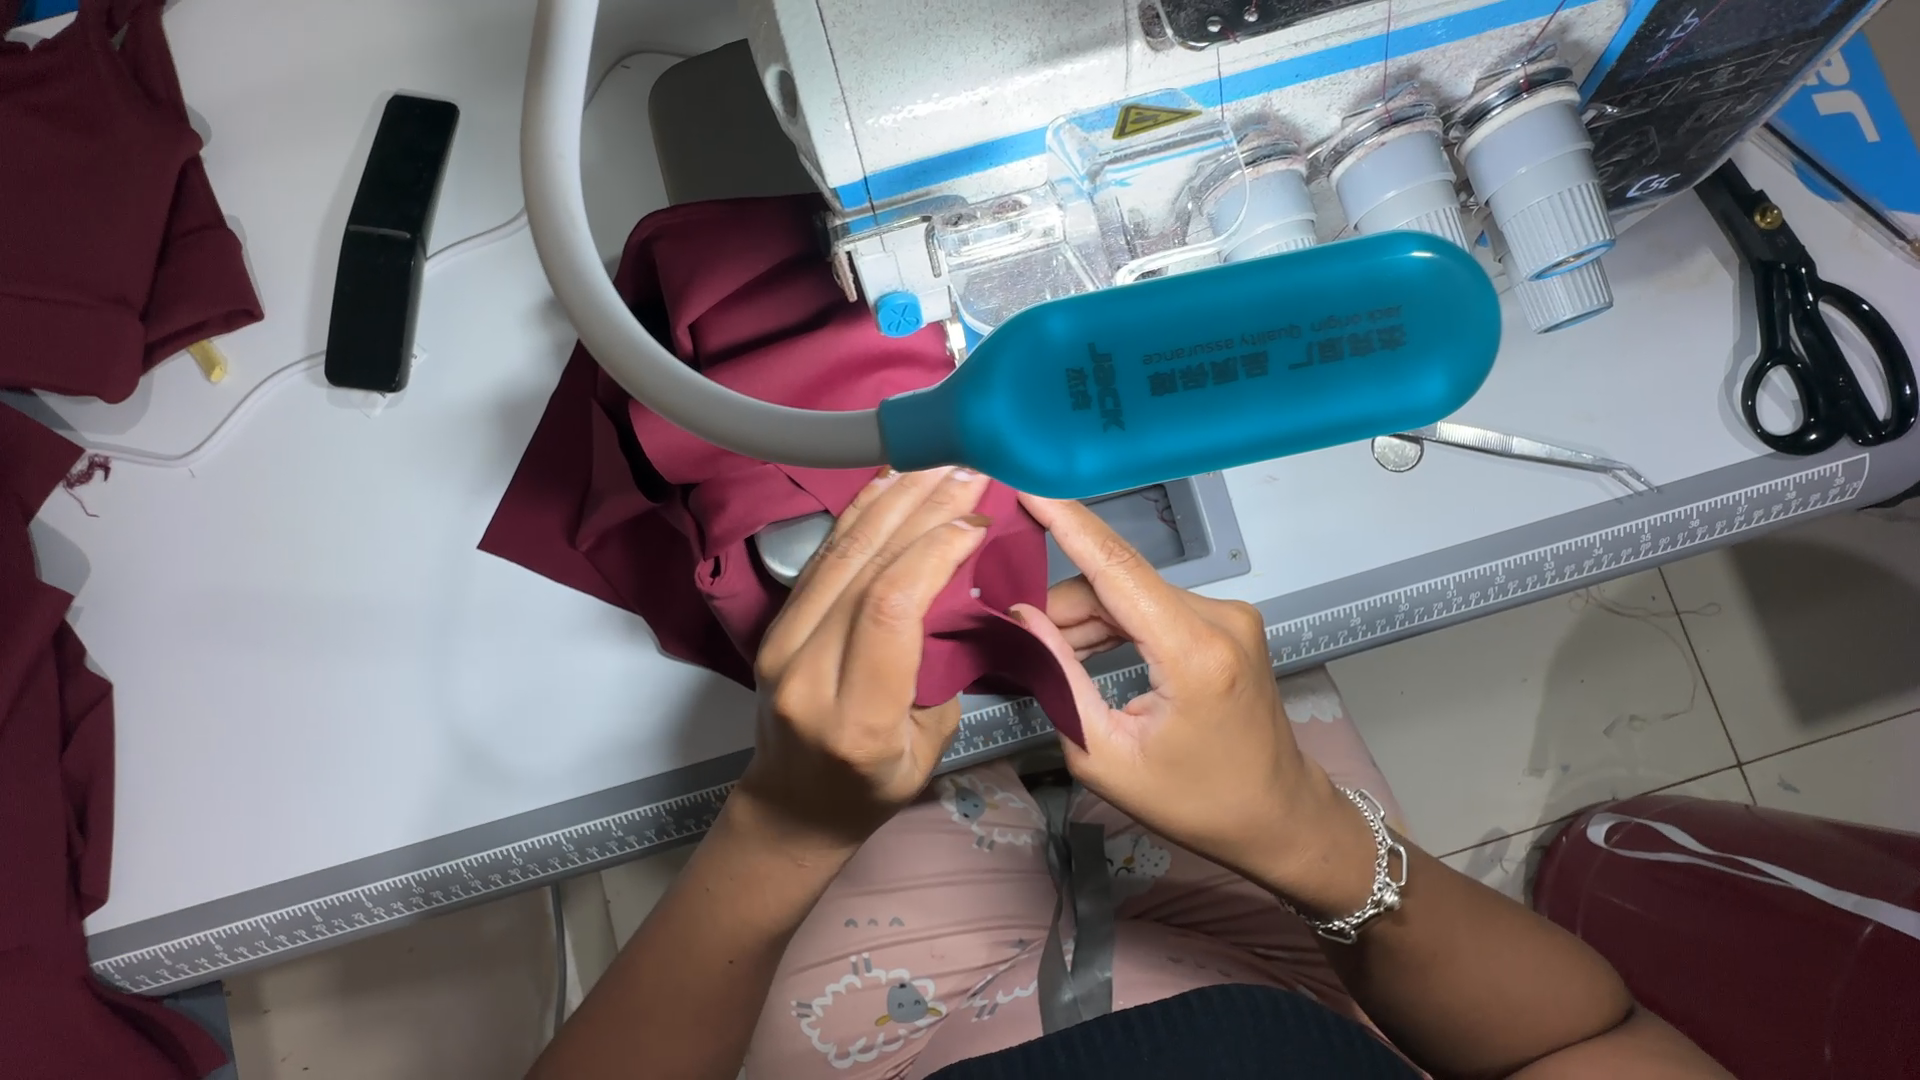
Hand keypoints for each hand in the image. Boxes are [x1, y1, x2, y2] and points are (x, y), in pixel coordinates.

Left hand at [737, 467, 991, 852]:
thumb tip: (957, 587)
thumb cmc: (870, 789)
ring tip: (937, 461)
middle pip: (865, 568)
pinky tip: (889, 480)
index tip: (976, 523)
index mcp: (856, 719)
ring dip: (893, 499)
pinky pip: (822, 557)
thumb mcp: (927, 748)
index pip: (890, 609)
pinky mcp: (775, 623)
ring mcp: (781, 643)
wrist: (791, 805)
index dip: (933, 553)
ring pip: (840, 553)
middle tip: (968, 470)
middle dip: (922, 510)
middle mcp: (808, 673)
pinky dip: (859, 513)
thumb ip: (941, 668)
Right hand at [1011, 494, 1369, 911]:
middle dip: (1060, 604)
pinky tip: (1081, 651)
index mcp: (1194, 652)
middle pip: (1116, 583)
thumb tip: (1020, 619)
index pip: (1117, 568)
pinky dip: (1113, 624)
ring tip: (1048, 654)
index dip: (1066, 521)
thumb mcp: (1106, 755)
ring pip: (1130, 593)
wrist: (1277, 817)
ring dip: (1085, 617)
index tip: (1027, 484)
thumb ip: (1059, 679)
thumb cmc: (1195, 803)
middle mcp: (1219, 617)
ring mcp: (1227, 615)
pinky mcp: (1223, 622)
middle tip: (1016, 635)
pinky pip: (1151, 606)